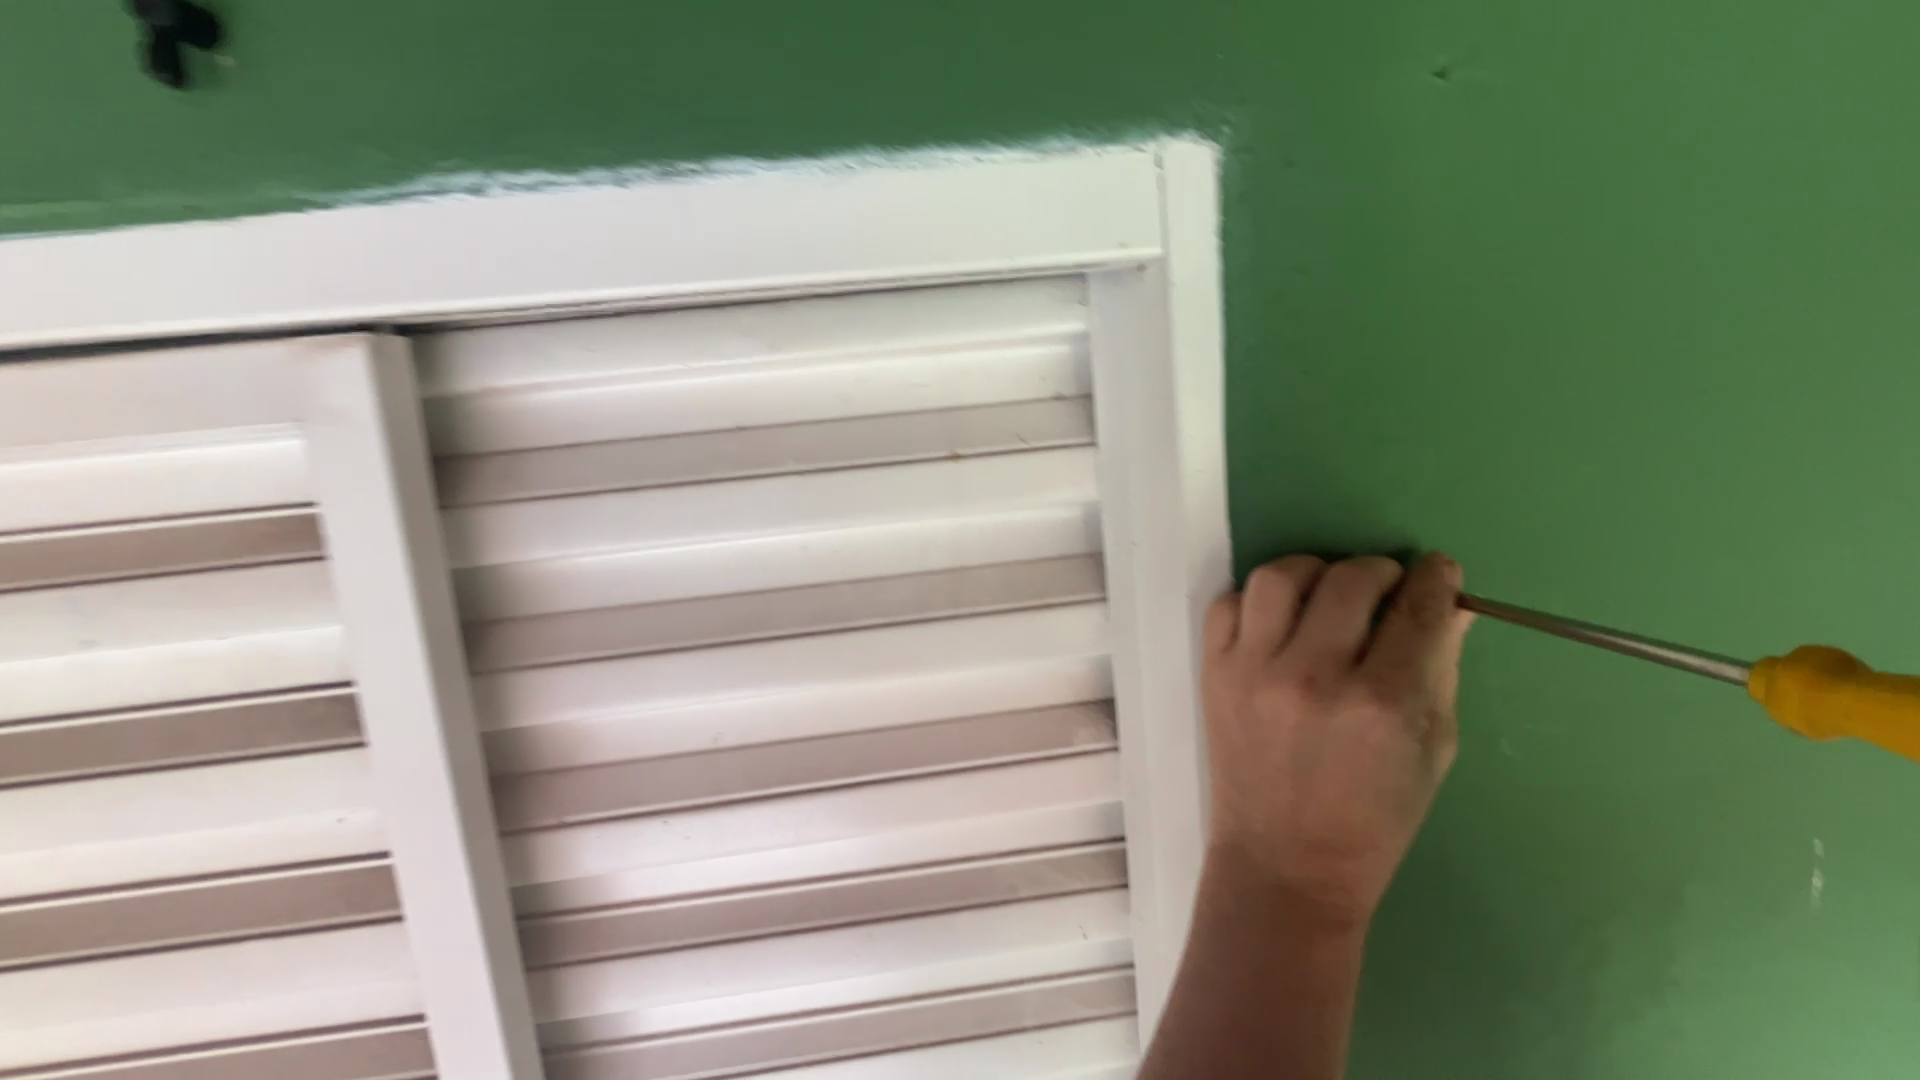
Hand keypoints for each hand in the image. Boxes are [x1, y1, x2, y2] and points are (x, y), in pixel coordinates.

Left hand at [1201, 552, 1472, 924]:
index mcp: (1380, 704)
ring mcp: (1252, 671)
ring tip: (1329, 593)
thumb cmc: (1373, 819)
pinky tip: (1281, 620)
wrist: (1283, 862)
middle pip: (1349, 580)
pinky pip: (1228, 605)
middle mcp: (1311, 676)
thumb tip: (1453, 601)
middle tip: (1388, 587)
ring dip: (1314, 571)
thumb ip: (1441, 668)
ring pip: (1279, 577)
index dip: (1435, 579)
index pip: (1416, 611)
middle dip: (1381, 572)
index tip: (1438, 569)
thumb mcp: (1431, 750)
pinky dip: (1258, 600)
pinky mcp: (1212, 674)